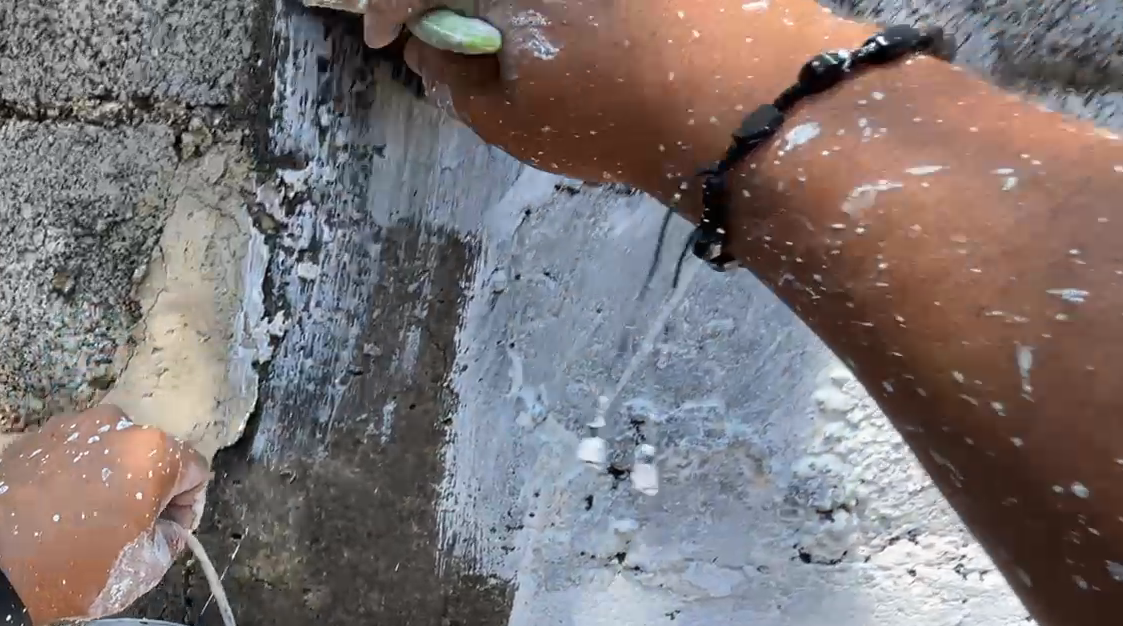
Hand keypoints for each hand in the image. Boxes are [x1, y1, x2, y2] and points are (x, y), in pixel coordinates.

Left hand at [0, 406, 209, 625]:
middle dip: (148, 490)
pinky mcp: (36, 436)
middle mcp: (114, 424)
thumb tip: (166, 526)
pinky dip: (75, 476)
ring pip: (109, 451)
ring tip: (87, 520)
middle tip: (127, 530)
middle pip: (150, 455)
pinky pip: (73, 453)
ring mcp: (70, 425)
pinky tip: (59, 509)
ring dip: (111, 480)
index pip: (193, 471)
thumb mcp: (145, 569)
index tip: (165, 534)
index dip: (186, 508)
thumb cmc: (78, 568)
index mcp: (151, 451)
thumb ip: (171, 539)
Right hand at [365, 0, 857, 203]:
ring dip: (497, 5)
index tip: (383, 37)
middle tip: (436, 27)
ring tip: (498, 30)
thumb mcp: (504, 118)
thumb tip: (425, 43)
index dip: (389, 5)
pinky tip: (557, 24)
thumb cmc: (607, 117)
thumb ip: (450, 75)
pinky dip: (546, 8)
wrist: (738, 100)